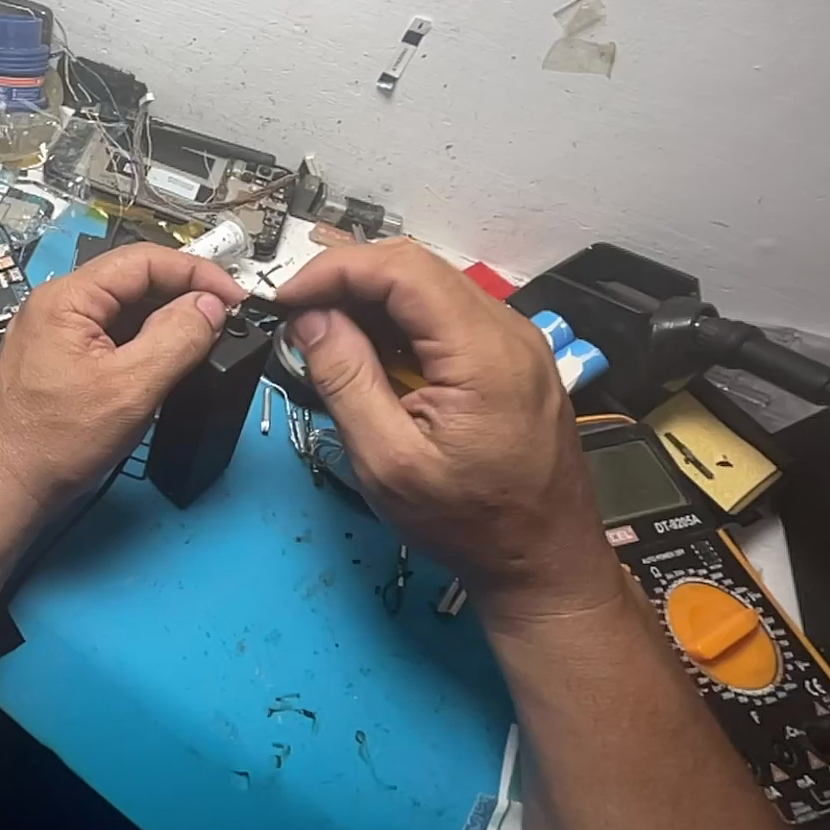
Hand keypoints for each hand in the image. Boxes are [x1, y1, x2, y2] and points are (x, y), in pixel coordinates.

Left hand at [0, 244, 247, 519]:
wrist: (2, 490)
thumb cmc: (52, 444)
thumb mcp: (129, 389)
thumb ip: (176, 339)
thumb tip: (209, 305)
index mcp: (65, 299)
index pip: (142, 260)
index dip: (195, 273)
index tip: (234, 297)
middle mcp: (55, 307)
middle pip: (132, 283)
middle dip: (182, 298)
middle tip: (223, 323)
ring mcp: (53, 334)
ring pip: (122, 312)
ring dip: (164, 324)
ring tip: (201, 345)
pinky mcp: (56, 361)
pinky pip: (108, 338)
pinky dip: (142, 346)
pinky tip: (165, 365)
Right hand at [272, 241, 625, 620]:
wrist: (543, 564)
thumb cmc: (467, 523)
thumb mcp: (387, 460)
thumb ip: (344, 379)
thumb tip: (308, 318)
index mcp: (484, 353)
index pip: (400, 270)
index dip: (333, 271)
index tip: (286, 300)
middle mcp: (507, 331)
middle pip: (413, 266)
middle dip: (343, 278)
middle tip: (296, 313)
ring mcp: (512, 340)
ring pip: (424, 283)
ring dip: (363, 296)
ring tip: (320, 331)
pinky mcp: (506, 355)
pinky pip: (438, 311)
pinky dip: (389, 317)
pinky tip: (363, 348)